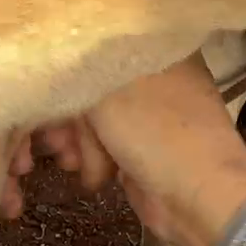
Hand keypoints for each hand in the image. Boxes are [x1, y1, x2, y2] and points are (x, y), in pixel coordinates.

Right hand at [46, 57, 245, 245]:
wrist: (198, 197)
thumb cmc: (154, 133)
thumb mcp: (105, 92)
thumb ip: (75, 73)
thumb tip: (55, 66)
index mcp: (156, 49)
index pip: (98, 48)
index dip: (69, 71)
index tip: (46, 91)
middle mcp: (156, 78)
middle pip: (93, 86)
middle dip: (70, 116)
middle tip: (54, 138)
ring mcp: (152, 117)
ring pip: (96, 120)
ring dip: (78, 143)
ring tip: (70, 161)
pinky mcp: (145, 151)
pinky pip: (106, 146)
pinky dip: (95, 160)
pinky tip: (92, 176)